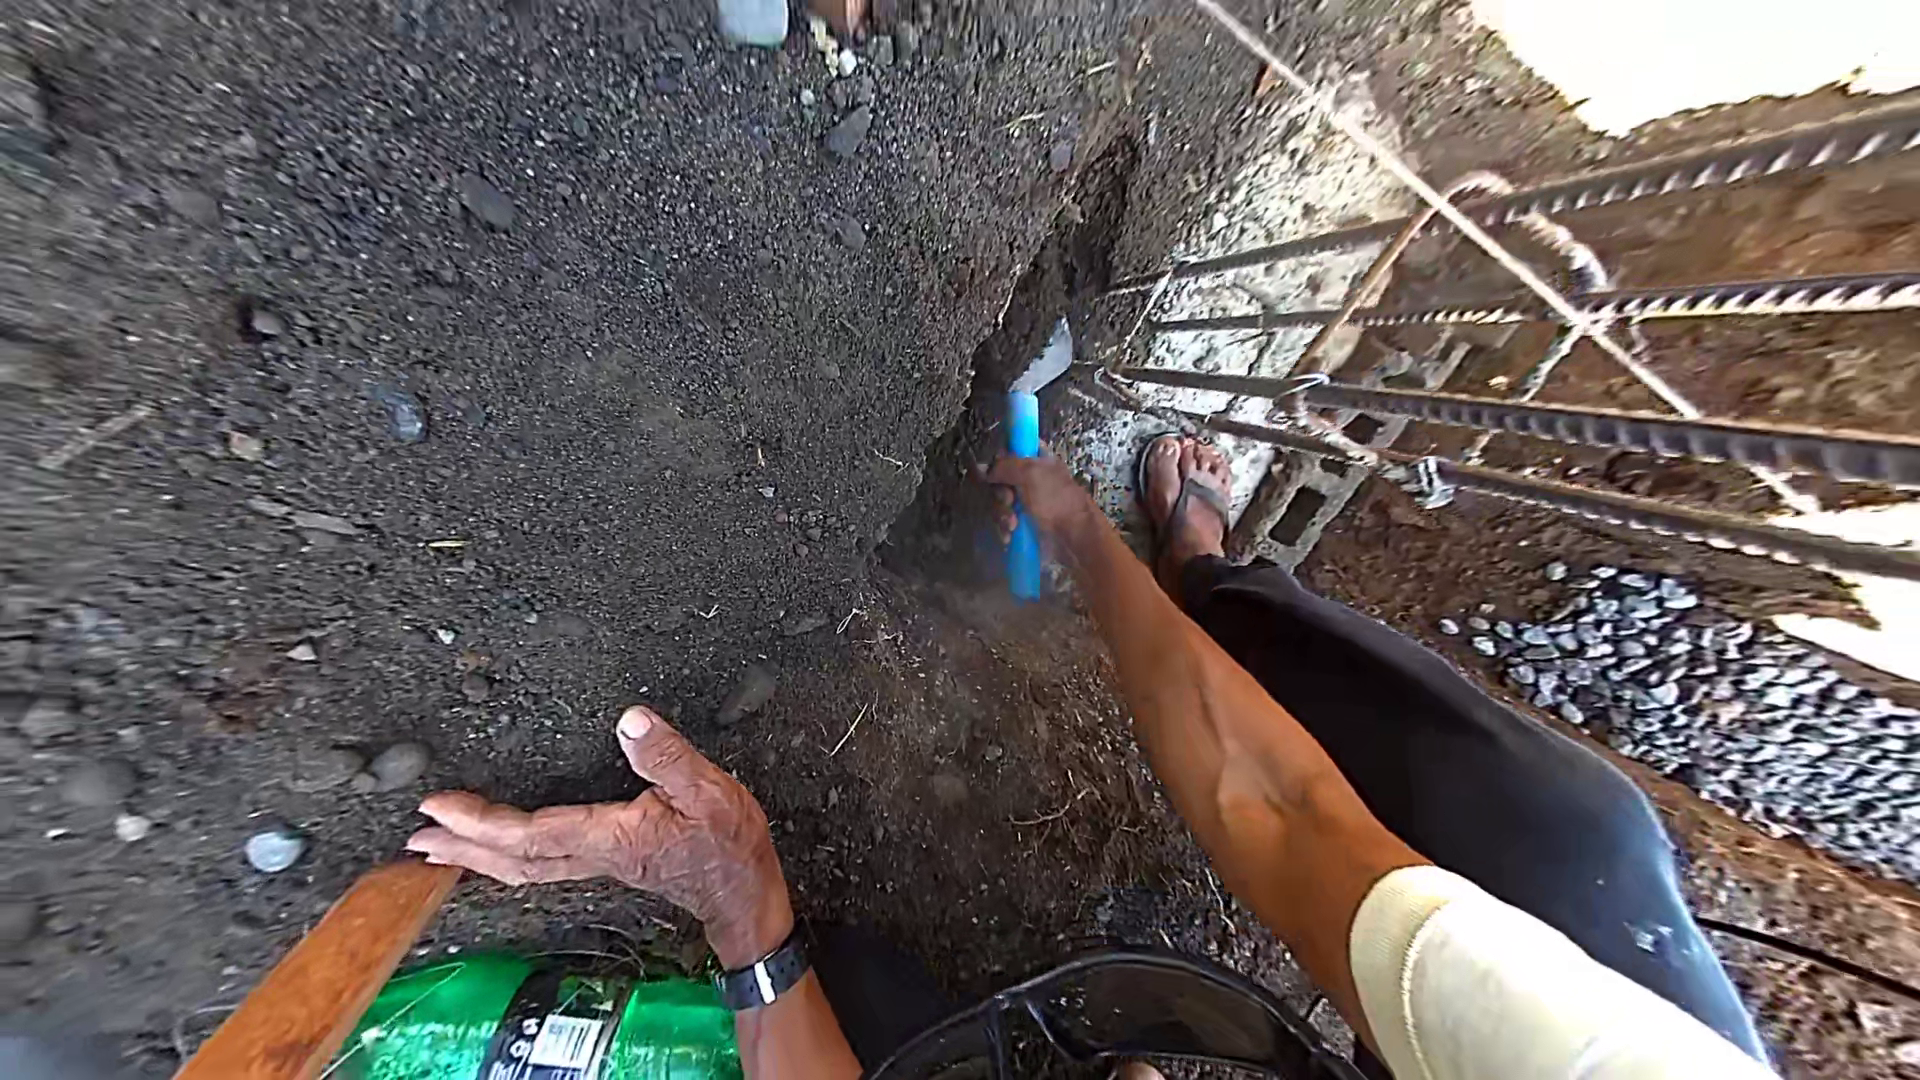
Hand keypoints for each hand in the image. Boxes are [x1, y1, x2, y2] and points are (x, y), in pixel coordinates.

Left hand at [406, 706, 792, 967]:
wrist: (740, 886)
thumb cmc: (726, 841)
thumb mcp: (707, 789)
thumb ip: (667, 755)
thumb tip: (630, 720)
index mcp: (613, 835)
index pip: (532, 832)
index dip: (482, 820)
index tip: (439, 806)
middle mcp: (598, 855)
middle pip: (515, 857)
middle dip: (464, 845)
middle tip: (417, 835)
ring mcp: (603, 863)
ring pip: (526, 866)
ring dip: (479, 857)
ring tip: (444, 849)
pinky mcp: (614, 861)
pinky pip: (545, 865)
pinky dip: (512, 857)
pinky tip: (512, 852)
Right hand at [983, 451, 1100, 548]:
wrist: (1073, 539)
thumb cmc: (1056, 501)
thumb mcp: (1030, 474)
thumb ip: (1005, 466)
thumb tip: (982, 468)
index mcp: (1039, 461)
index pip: (1013, 450)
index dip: (1001, 459)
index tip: (996, 470)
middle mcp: (1032, 481)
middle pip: (1000, 480)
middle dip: (1000, 494)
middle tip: (1009, 502)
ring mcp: (1027, 504)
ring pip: (1000, 503)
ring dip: (1002, 514)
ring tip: (1013, 525)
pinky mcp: (1024, 525)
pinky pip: (1003, 522)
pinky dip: (1004, 529)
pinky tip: (1010, 536)